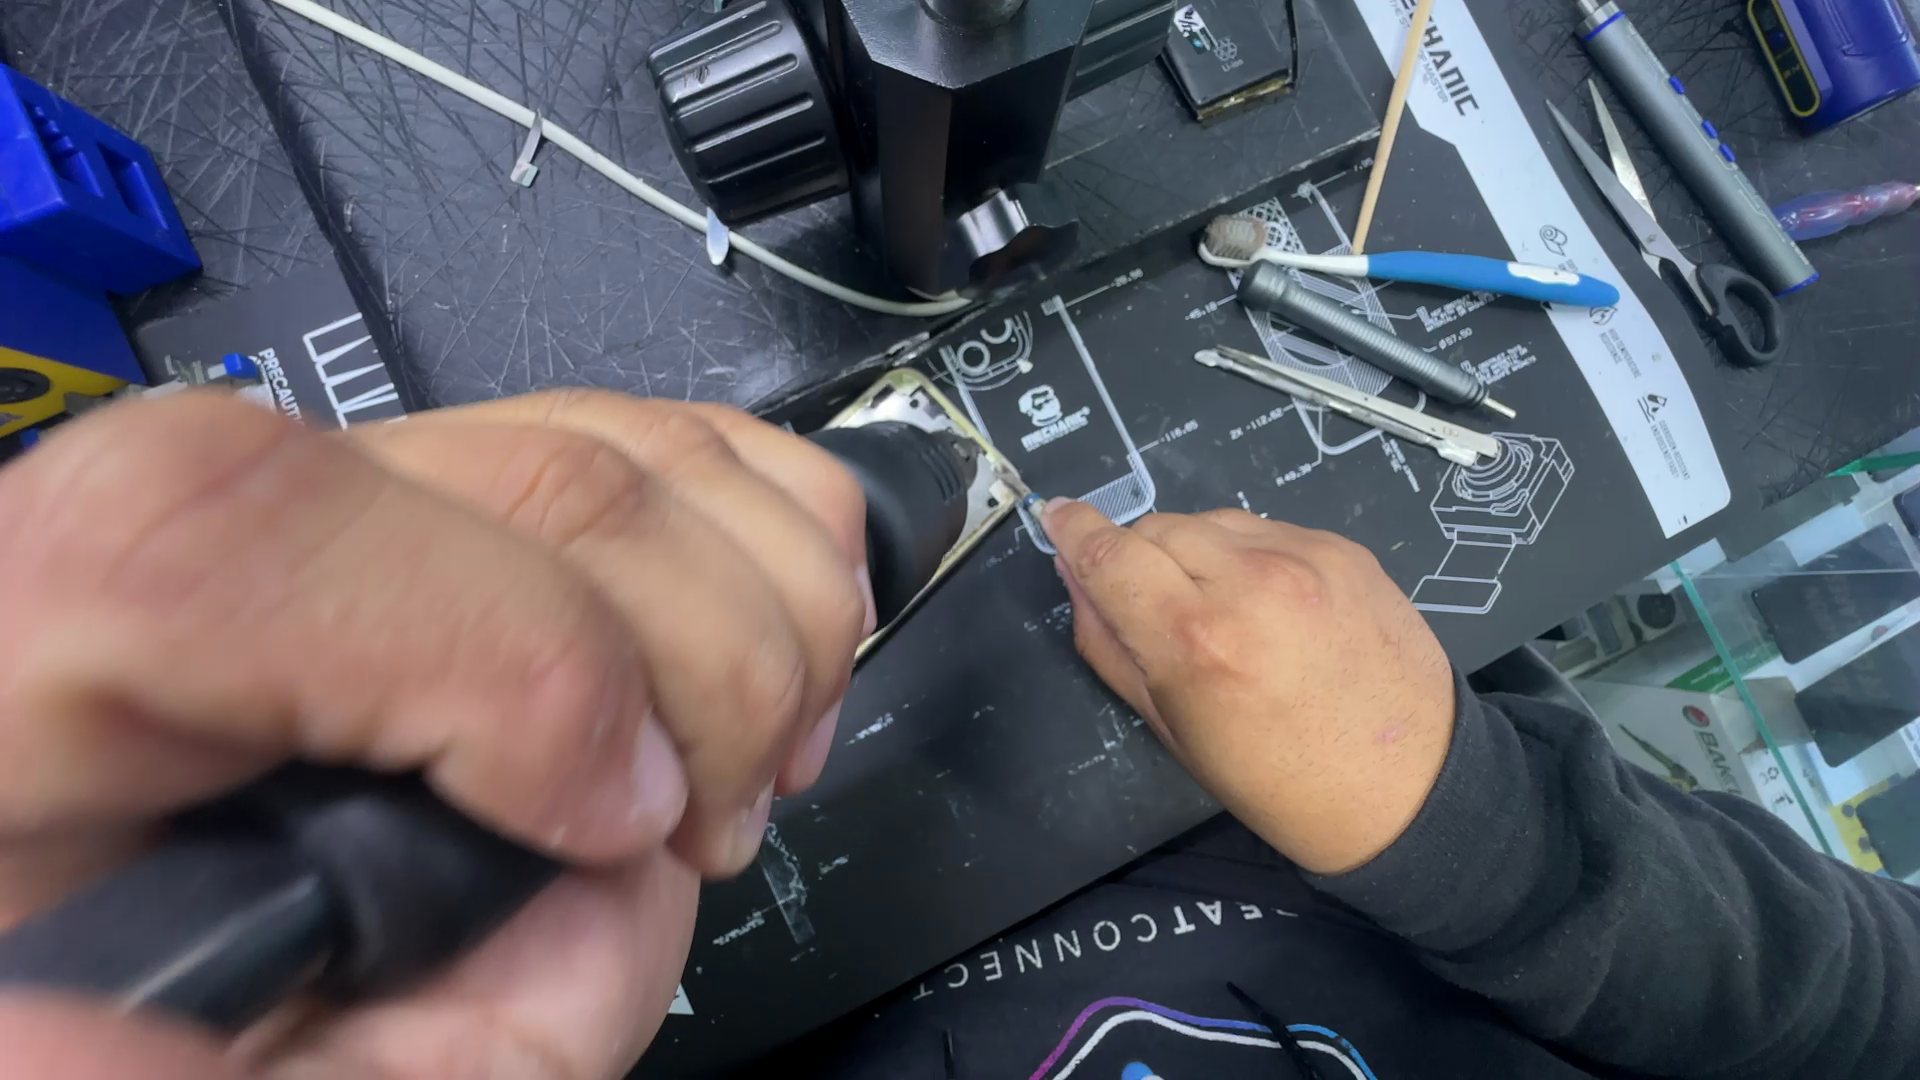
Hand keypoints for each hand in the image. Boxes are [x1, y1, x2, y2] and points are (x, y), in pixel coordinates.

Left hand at [0, 389, 870, 1078]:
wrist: (333, 946)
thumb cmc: (286, 1021)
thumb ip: (272, 1065)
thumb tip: (317, 955)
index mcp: (49, 665)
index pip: (247, 535)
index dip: (513, 671)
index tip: (625, 824)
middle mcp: (235, 523)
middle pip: (552, 477)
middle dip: (714, 666)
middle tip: (718, 812)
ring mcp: (412, 475)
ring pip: (654, 447)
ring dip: (777, 612)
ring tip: (761, 746)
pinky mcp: (540, 475)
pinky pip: (704, 441)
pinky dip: (795, 531)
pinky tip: (790, 635)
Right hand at [1044, 500, 1454, 875]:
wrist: (1410, 789)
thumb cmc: (1272, 778)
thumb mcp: (1168, 725)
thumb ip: (1107, 641)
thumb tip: (1074, 573)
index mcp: (1195, 638)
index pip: (1109, 556)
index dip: (1074, 529)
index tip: (1055, 514)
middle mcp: (1247, 580)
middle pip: (1154, 527)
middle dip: (1136, 554)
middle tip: (1155, 601)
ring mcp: (1303, 555)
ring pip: (1205, 520)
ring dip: (1189, 549)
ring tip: (1218, 603)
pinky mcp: (1342, 547)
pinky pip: (1260, 528)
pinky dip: (1242, 553)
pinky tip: (1266, 599)